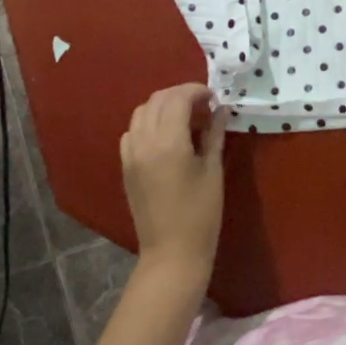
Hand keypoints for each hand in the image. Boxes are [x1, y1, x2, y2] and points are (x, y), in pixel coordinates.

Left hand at [121, 84, 223, 281]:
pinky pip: (132, 132)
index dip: (196, 91)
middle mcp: (144, 141)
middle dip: (180, 95)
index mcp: (168, 141)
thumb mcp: (213, 171)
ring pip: (141, 112)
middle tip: (203, 106)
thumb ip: (214, 135)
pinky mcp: (125, 165)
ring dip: (162, 107)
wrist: (172, 253)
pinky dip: (147, 124)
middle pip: (157, 100)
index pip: (177, 99)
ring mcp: (130, 153)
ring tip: (184, 118)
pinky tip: (164, 136)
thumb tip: (220, 109)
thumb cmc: (201, 215)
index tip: (214, 98)